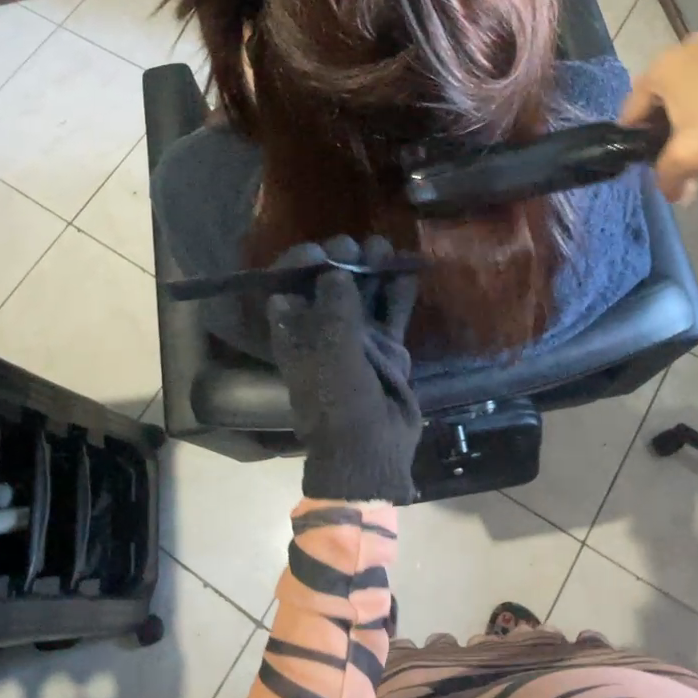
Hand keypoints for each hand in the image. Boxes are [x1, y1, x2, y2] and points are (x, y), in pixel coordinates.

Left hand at [266, 236, 421, 504]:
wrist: (370, 450)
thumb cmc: (339, 402)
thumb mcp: (333, 354)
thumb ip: (335, 309)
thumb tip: (335, 271)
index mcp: (296, 333)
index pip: (289, 286)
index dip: (300, 265)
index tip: (319, 252)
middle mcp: (323, 330)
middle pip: (329, 283)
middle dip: (342, 259)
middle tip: (356, 247)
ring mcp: (356, 338)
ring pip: (363, 293)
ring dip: (372, 268)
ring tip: (383, 248)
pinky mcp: (386, 348)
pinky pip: (392, 312)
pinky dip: (399, 291)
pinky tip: (408, 268)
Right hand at [618, 32, 697, 199]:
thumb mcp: (690, 155)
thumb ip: (667, 176)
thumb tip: (671, 193)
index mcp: (659, 69)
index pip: (631, 114)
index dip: (639, 145)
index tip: (658, 166)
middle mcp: (683, 49)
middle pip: (664, 104)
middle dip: (674, 136)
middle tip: (692, 162)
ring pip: (695, 94)